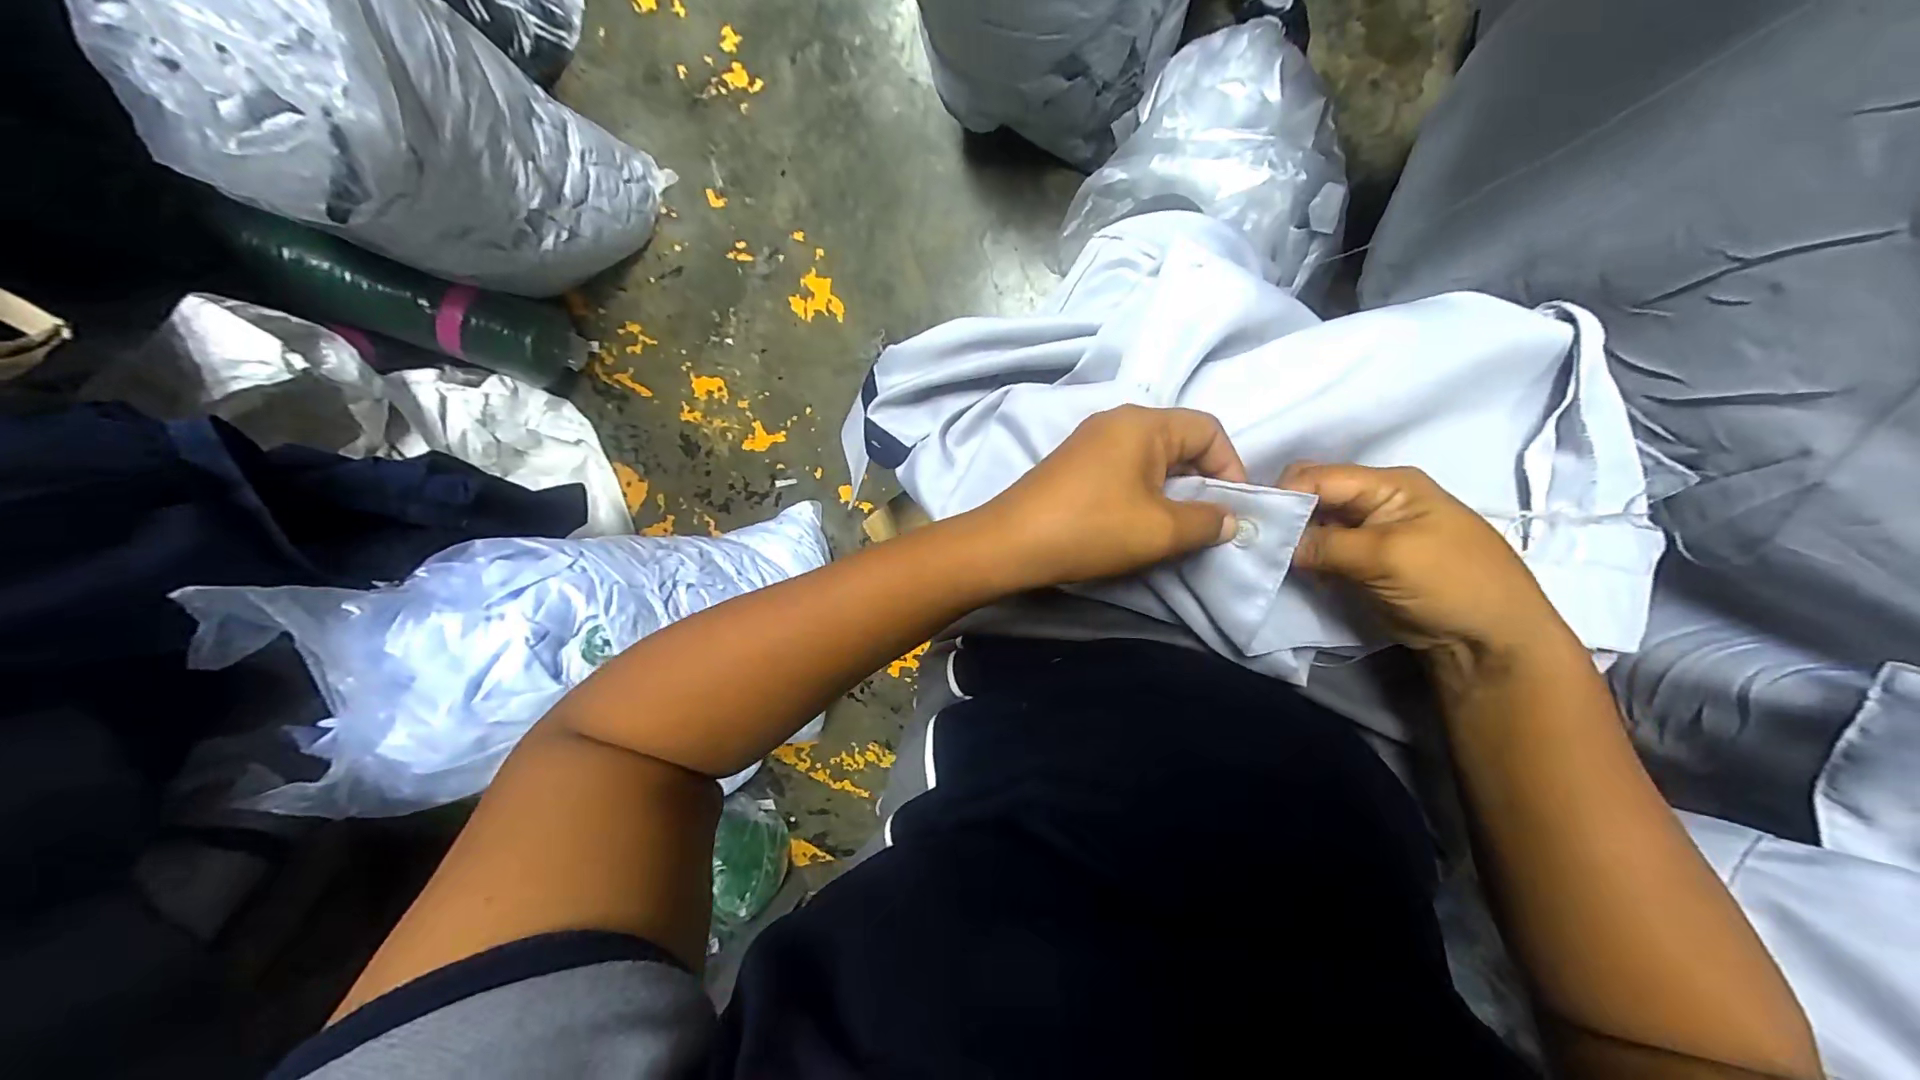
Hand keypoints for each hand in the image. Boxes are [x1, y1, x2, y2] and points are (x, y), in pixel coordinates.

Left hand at [973, 405, 1245, 589]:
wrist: (1009, 543)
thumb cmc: (1091, 529)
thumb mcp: (1160, 531)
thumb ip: (1205, 522)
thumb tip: (1229, 519)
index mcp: (1143, 423)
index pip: (1208, 429)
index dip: (1231, 466)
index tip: (1233, 509)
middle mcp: (1116, 421)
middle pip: (1179, 440)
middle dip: (1202, 480)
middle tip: (1207, 521)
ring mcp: (1089, 441)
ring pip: (1150, 457)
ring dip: (1171, 489)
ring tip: (1175, 527)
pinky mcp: (1072, 464)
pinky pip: (1123, 469)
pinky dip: (1142, 492)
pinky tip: (1137, 523)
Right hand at [1278, 463, 1570, 665]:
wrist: (1491, 642)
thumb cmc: (1451, 584)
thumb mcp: (1386, 556)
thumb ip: (1325, 544)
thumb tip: (1274, 543)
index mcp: (1389, 484)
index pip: (1318, 476)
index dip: (1283, 494)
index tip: (1251, 521)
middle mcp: (1375, 501)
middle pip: (1312, 496)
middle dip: (1284, 515)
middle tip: (1255, 542)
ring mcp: (1368, 533)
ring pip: (1312, 525)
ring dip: (1290, 540)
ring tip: (1263, 558)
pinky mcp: (1361, 562)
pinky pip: (1320, 551)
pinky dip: (1301, 559)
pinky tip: (1286, 570)